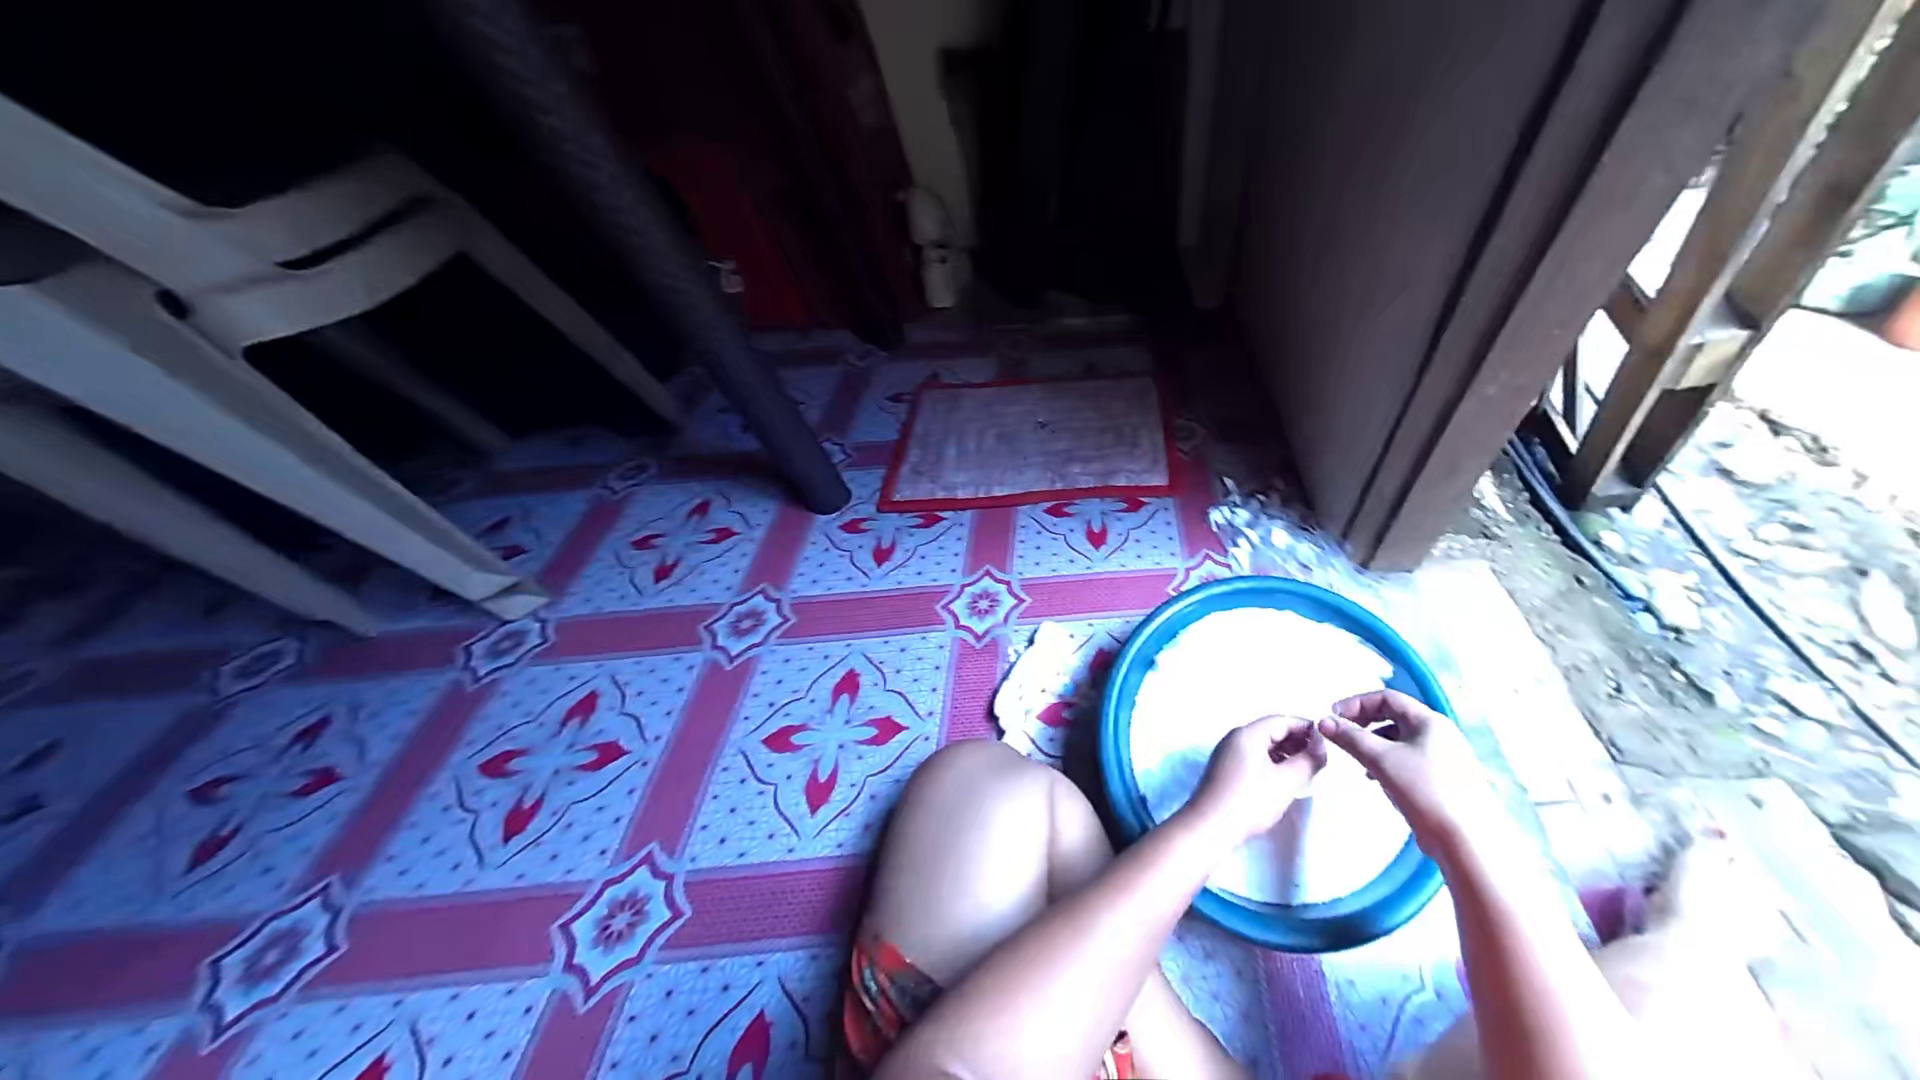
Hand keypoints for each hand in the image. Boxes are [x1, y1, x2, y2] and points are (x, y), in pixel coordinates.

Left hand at [1189, 716, 1326, 845]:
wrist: (1209, 828)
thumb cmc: (1249, 802)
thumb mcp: (1286, 782)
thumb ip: (1308, 761)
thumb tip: (1321, 746)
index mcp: (1246, 734)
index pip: (1281, 720)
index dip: (1306, 728)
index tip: (1328, 743)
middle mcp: (1234, 738)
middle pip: (1271, 731)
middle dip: (1297, 742)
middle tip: (1321, 760)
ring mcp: (1228, 754)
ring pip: (1263, 746)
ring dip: (1286, 754)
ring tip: (1307, 771)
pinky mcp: (1226, 770)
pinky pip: (1255, 758)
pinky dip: (1273, 763)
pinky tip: (1286, 779)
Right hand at [1317, 690, 1499, 858]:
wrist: (1465, 840)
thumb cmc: (1423, 789)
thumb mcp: (1380, 758)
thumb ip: (1349, 736)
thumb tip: (1323, 721)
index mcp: (1430, 721)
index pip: (1387, 697)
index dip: (1356, 702)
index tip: (1334, 716)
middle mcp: (1440, 734)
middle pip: (1393, 716)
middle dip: (1363, 722)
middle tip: (1341, 733)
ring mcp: (1444, 757)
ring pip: (1399, 739)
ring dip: (1372, 743)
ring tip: (1357, 759)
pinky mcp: (1443, 779)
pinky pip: (1407, 758)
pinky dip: (1386, 760)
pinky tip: (1376, 777)